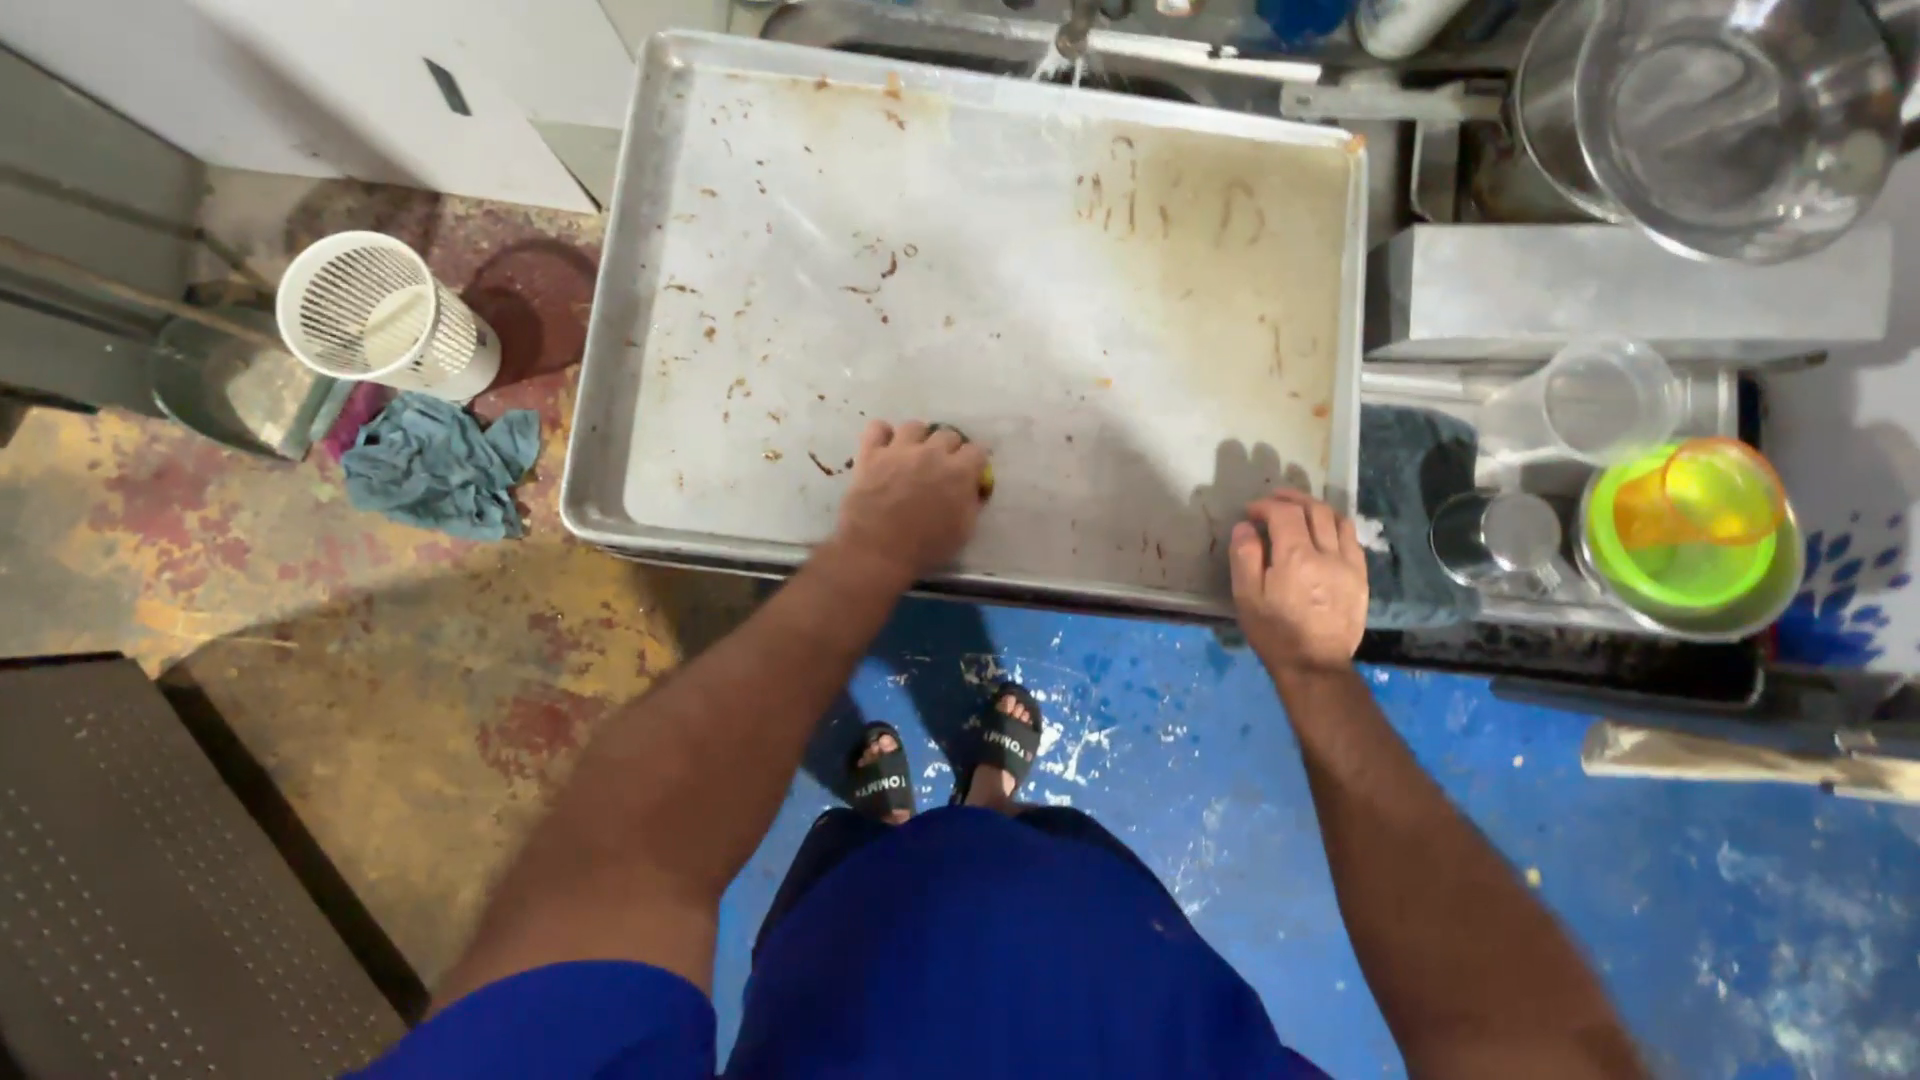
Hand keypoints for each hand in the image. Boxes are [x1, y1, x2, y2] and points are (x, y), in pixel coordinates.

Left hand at [829, 419, 989, 581]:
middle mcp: (931, 453)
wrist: (877, 550)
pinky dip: (882, 434)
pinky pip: (877, 428)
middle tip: (941, 467)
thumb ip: (972, 504)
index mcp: (958, 472)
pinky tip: (885, 447)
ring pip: (914, 426)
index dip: (975, 462)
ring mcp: (899, 450)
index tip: (971, 472)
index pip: (977, 451)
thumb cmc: (924, 547)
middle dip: (949, 449)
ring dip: (919, 439)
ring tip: (913, 454)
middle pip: (948, 434)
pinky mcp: (871, 453)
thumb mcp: (963, 532)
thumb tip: (974, 489)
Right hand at [1229, 489, 1367, 675]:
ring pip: (1338, 520)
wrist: (1314, 664)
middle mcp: (1327, 553)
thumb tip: (1245, 527)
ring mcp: (1349, 564)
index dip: (1266, 506)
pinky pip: (1352, 539)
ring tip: (1300, 509)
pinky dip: (1336, 526)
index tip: (1251, 511)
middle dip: (1292, 498)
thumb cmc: (1274, 633)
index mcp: (1296, 557)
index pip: (1284, 514)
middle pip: (1314, 509)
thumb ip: (1244, 556)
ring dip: (1317, 508)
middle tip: (1274, 499)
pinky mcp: (1360, 577)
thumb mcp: (1246, 597)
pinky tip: (1324, 532)